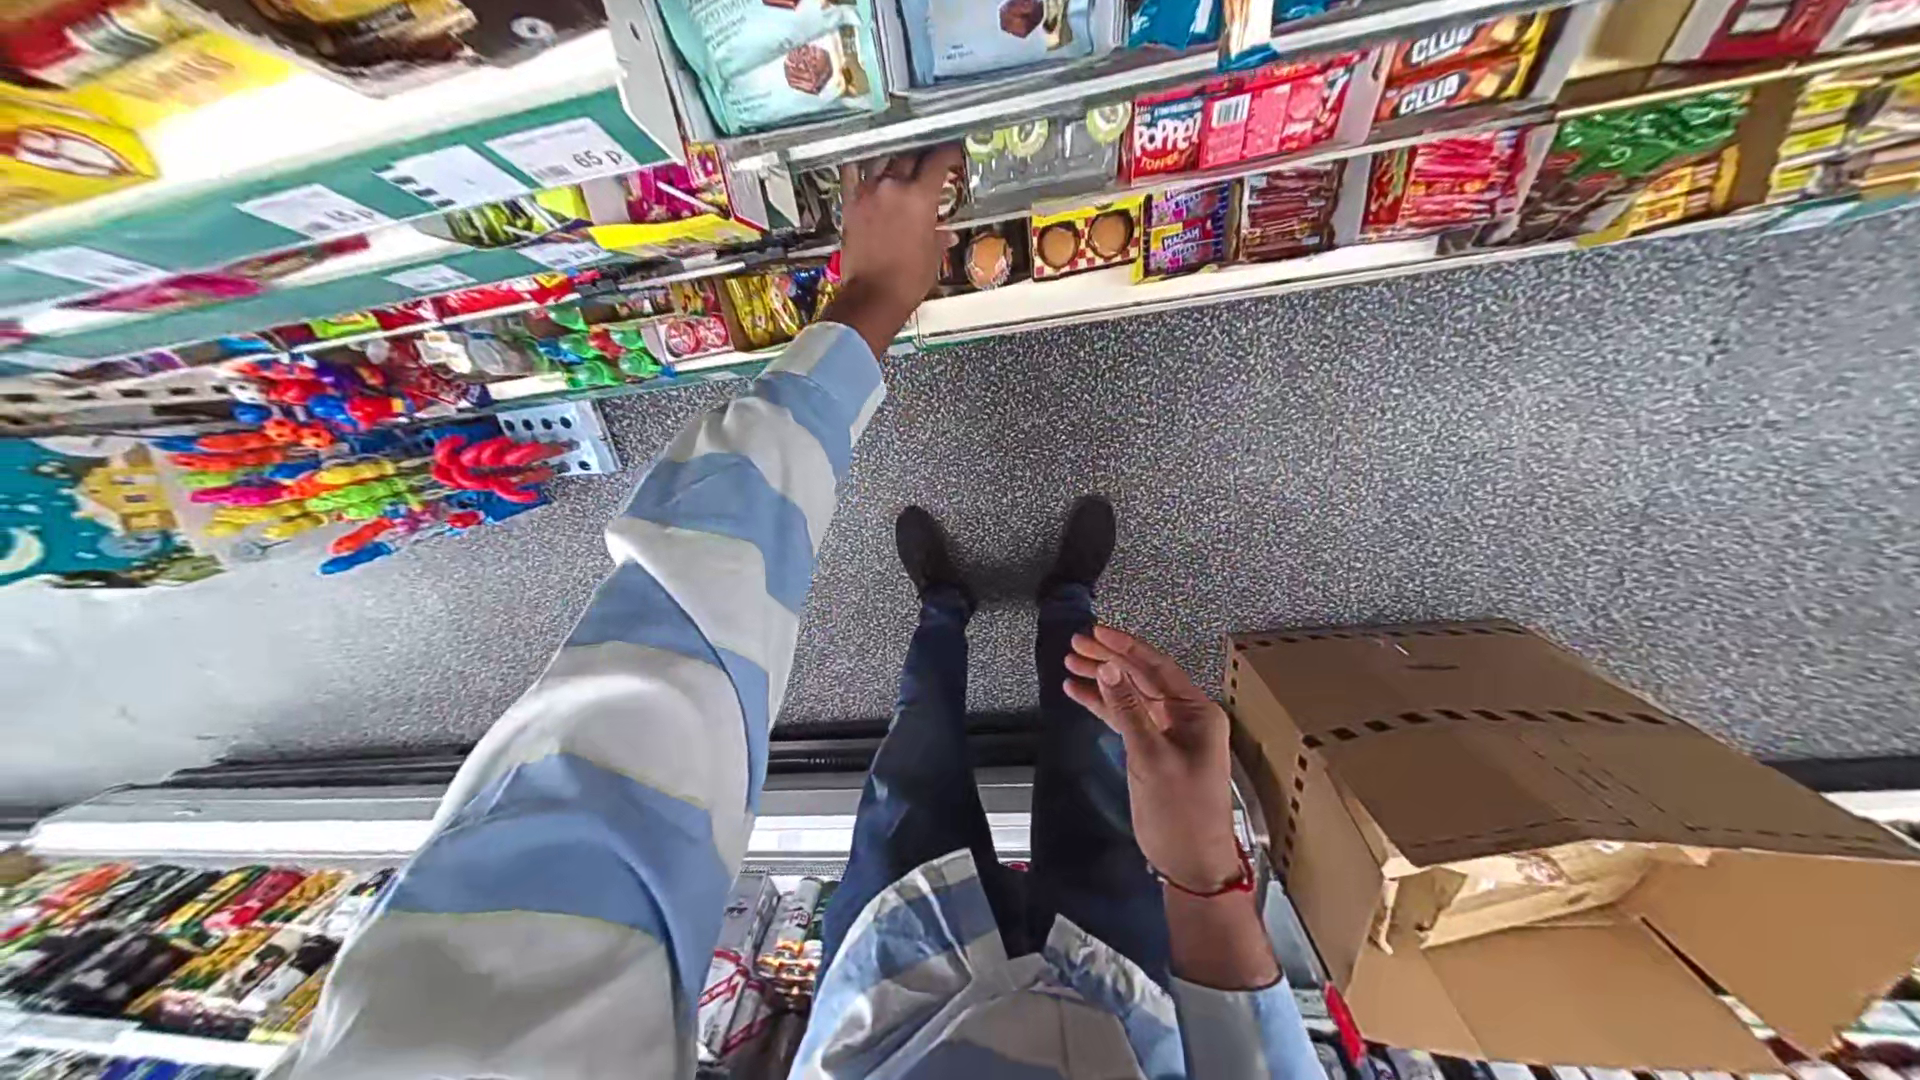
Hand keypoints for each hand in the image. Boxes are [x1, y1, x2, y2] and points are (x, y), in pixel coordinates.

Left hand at [820, 144, 963, 356]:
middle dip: (921, 156)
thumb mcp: (931, 258)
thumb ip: (938, 237)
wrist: (874, 297)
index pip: (937, 161)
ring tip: (901, 164)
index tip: (951, 153)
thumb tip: (947, 234)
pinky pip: (853, 172)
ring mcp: (869, 192)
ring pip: (883, 160)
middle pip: (909, 156)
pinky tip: (867, 165)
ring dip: (894, 159)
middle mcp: (894, 187)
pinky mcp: (850, 203)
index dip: (947, 153)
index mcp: (920, 198)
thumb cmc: (907, 281)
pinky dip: (862, 166)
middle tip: (928, 161)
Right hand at [1066, 624, 1279, 990]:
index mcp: (1196, 712)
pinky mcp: (1150, 748)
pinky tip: (1078, 692)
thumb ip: (1127, 708)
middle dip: (1107, 660)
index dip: (1124, 647)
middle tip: (1075, 644)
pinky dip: (1101, 704)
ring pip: (1129, 694)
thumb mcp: (1151, 756)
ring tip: (1070, 663)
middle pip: (1140, 677)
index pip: (1156, 667)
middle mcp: (1183, 715)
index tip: (1095, 632)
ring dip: (1101, 679)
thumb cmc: (1179, 810)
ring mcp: (1167, 732)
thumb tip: (1106, 666)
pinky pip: (1124, 716)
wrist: (1189, 862)